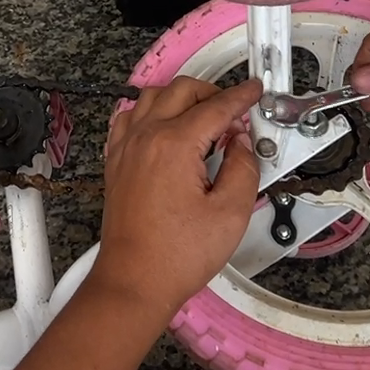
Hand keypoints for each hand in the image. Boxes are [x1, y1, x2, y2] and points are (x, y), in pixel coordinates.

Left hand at [90, 77, 261, 317]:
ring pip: (153, 95)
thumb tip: (242, 145)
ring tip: (203, 118)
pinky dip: (150, 110)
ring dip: (181, 97)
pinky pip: (130, 115)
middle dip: (212, 92)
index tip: (253, 91)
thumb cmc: (174, 255)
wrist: (134, 279)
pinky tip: (163, 124)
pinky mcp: (116, 158)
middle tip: (233, 112)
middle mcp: (146, 136)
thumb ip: (243, 170)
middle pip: (182, 90)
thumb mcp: (230, 215)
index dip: (240, 97)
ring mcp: (127, 145)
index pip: (215, 107)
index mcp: (174, 144)